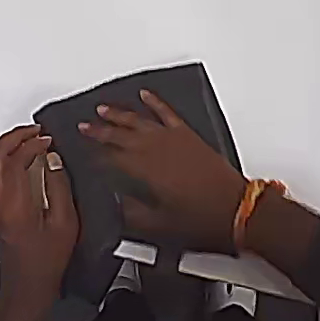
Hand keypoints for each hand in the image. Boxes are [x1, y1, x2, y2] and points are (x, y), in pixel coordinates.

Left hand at [0, 124, 78, 304]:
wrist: (28, 286)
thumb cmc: (47, 261)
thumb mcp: (66, 222)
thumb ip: (60, 187)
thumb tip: (54, 161)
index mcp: (16, 206)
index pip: (15, 162)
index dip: (32, 145)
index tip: (47, 141)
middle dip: (12, 138)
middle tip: (34, 131)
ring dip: (5, 146)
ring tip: (27, 138)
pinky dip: (3, 158)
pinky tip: (20, 156)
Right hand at [80, 90, 247, 251]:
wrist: (235, 208)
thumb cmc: (201, 217)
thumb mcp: (159, 225)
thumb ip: (133, 214)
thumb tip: (118, 205)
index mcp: (145, 171)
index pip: (111, 158)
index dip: (96, 155)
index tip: (84, 152)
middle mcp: (156, 150)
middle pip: (120, 135)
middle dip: (100, 130)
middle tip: (84, 125)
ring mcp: (172, 139)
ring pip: (138, 120)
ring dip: (119, 114)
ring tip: (103, 109)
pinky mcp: (187, 135)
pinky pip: (166, 112)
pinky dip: (154, 102)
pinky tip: (145, 95)